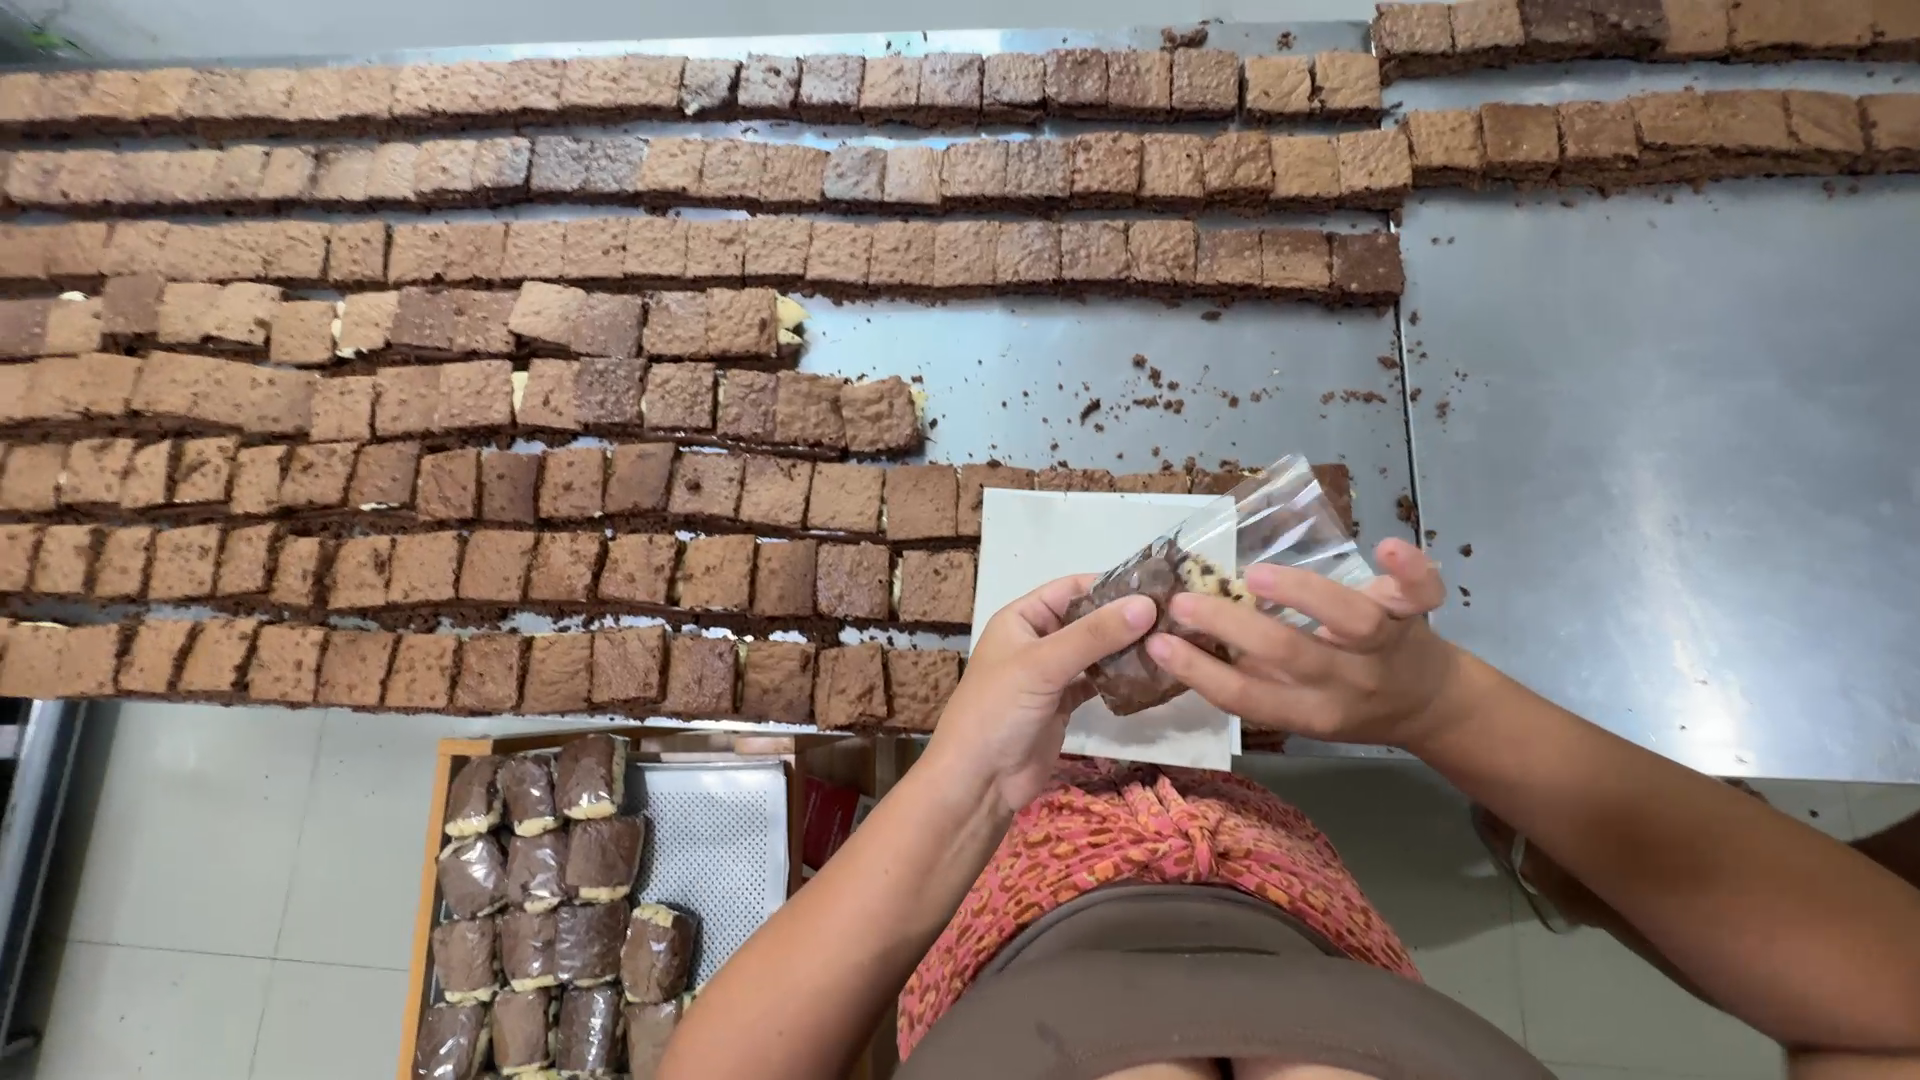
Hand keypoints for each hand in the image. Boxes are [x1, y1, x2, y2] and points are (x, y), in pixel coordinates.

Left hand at [925, 575, 1154, 815]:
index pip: (1071, 588)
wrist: (980, 780)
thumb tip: (1147, 604)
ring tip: (1172, 641)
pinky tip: (1151, 675)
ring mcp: (1051, 673)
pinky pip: (1097, 681)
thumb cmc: (999, 709)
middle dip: (1125, 618)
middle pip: (1087, 619)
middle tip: (1177, 616)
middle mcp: (1037, 639)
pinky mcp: (1064, 703)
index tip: (1158, 586)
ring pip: (1095, 651)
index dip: (1110, 585)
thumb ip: (1094, 635)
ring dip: (1127, 648)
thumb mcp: (1043, 664)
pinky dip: (1120, 678)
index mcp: (1021, 618)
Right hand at [1143, 538, 1464, 746]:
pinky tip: (1384, 546)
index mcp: (1310, 710)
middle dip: (1230, 626)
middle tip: (1182, 602)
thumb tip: (1179, 640)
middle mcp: (1347, 682)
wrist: (1428, 704)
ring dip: (1304, 595)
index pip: (1248, 698)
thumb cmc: (1342, 700)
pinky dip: (1410, 570)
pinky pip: (1421, 593)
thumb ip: (1249, 677)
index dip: (1200, 673)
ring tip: (1256, 575)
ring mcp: (1385, 647)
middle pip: (1289, 654)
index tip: (1157, 643)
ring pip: (1350, 620)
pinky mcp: (1416, 615)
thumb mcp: (1294, 707)